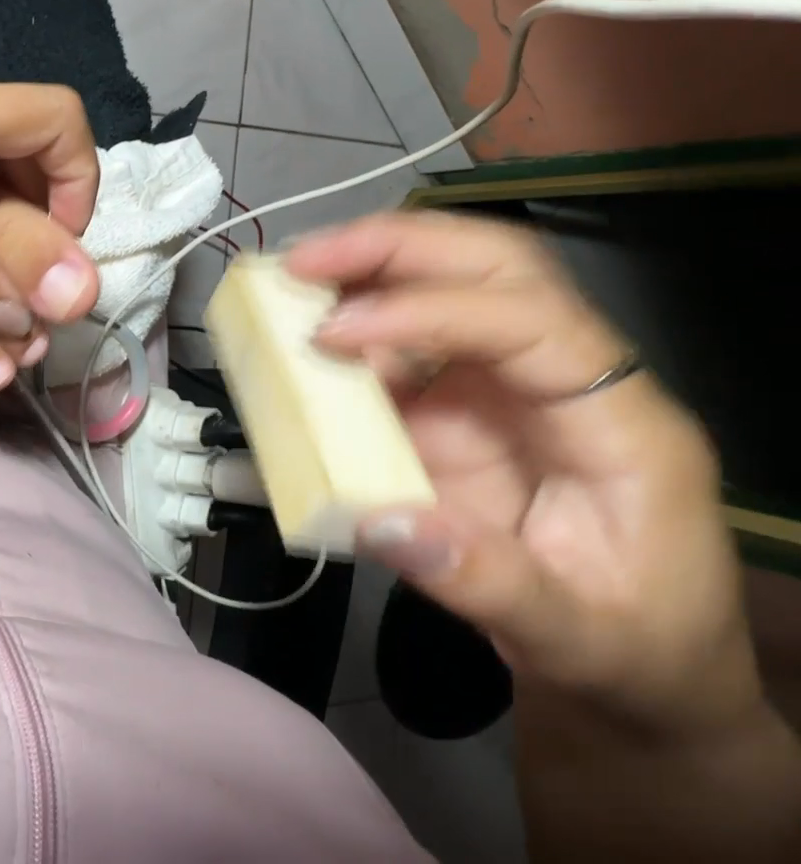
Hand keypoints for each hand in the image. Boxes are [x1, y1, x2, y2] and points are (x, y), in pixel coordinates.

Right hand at [285, 211, 762, 740]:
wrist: (630, 668)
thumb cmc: (631, 650)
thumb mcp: (578, 638)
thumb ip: (488, 584)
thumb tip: (379, 520)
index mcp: (617, 423)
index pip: (534, 325)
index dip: (432, 312)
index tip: (335, 334)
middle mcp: (560, 381)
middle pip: (499, 268)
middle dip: (399, 248)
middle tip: (305, 260)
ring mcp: (501, 390)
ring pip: (445, 286)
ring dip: (365, 271)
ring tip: (285, 283)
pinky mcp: (449, 410)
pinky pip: (395, 348)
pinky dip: (342, 328)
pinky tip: (294, 335)